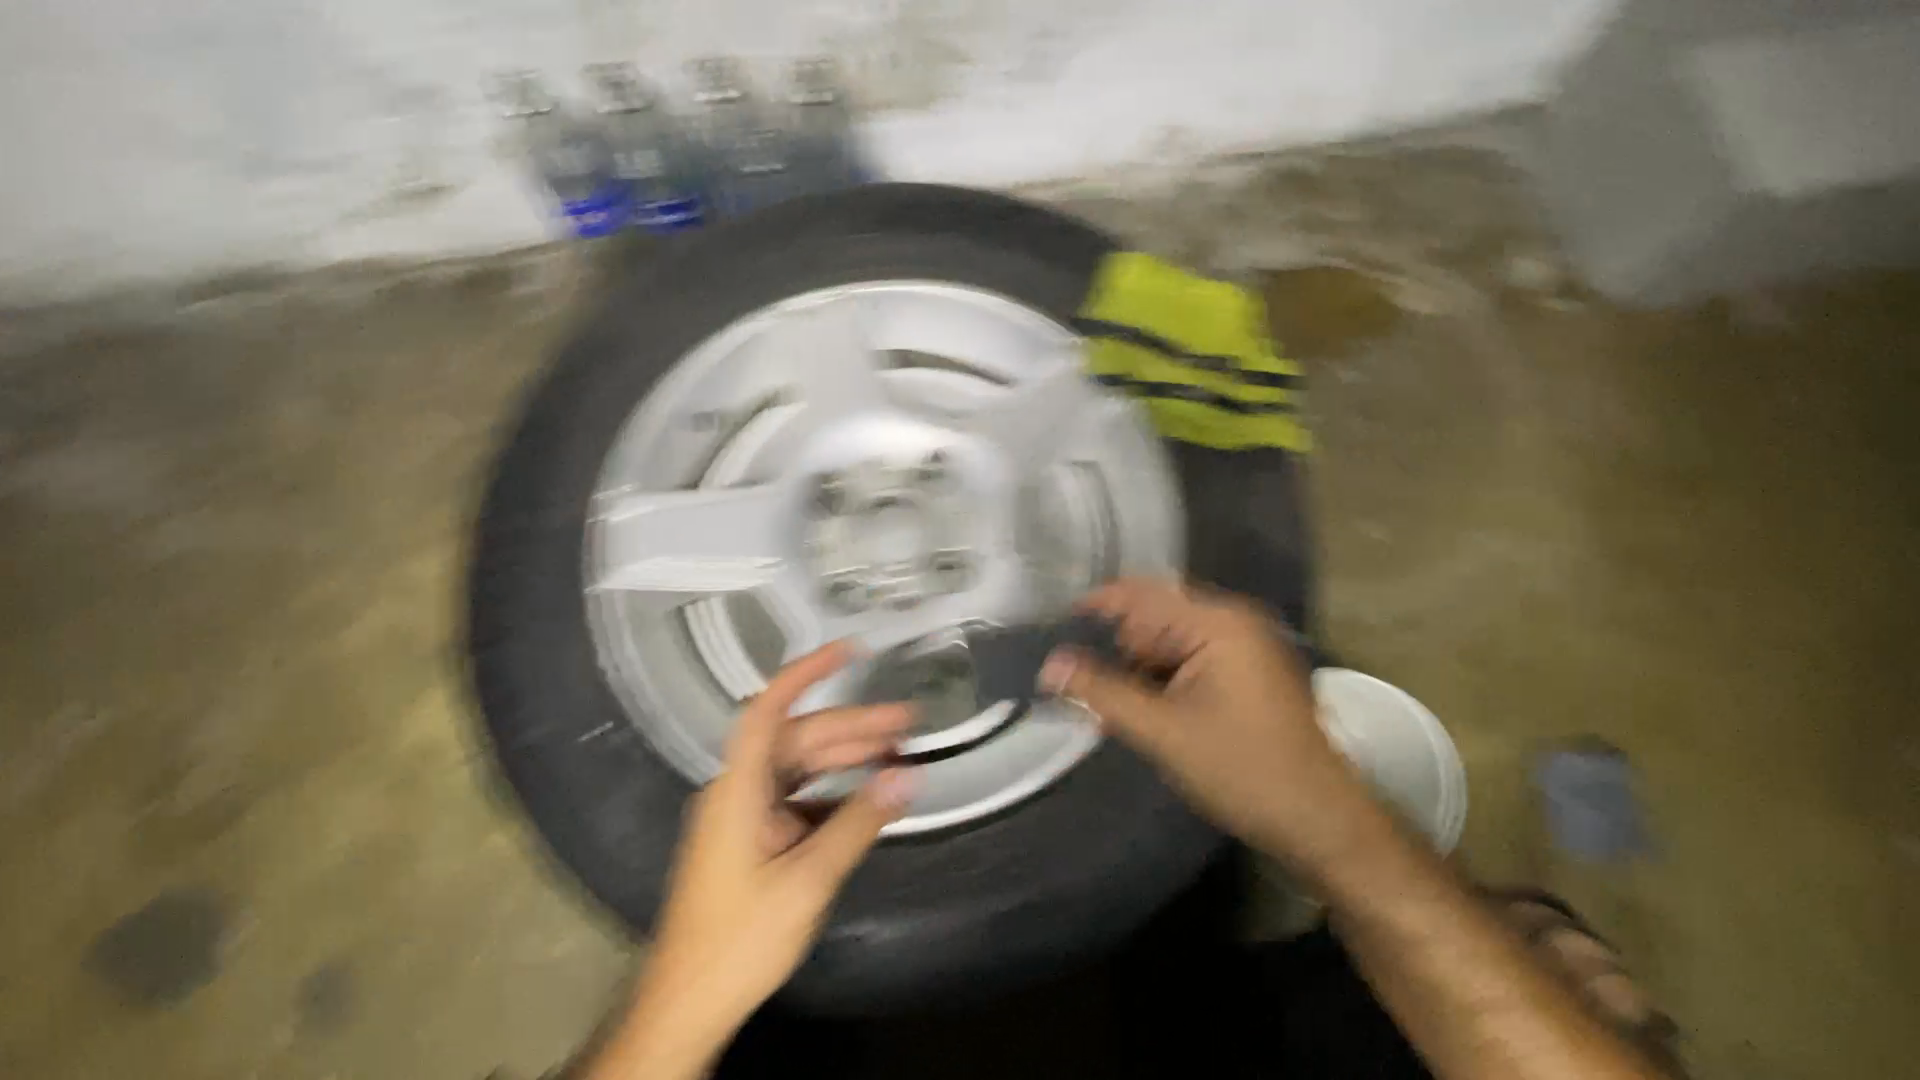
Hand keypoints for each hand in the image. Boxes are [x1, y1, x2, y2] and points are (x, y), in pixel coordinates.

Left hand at [613, 643, 916, 1076]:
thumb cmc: (740, 937)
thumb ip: (859, 823)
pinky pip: (797, 798)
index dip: (806, 673)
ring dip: (846, 758)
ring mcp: (743, 815)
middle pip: (797, 740)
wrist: (688, 1000)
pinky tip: (868, 794)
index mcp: (738, 789)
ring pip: (800, 768)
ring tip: (899, 750)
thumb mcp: (808, 879)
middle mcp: (737, 791)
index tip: (849, 651)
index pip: (768, 709)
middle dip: (852, 727)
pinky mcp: (752, 839)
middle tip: (907, 722)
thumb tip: (907, 778)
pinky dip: (833, 791)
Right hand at [1040, 579, 1383, 878]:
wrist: (1319, 821)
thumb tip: (1051, 665)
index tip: (1053, 628)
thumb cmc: (1243, 771)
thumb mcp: (1163, 732)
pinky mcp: (1247, 674)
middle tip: (1078, 679)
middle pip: (1157, 616)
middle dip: (1118, 645)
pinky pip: (1191, 659)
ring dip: (1138, 666)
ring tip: (1105, 700)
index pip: (1143, 594)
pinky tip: (1142, 709)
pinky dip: (1162, 678)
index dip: (1096, 606)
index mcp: (1218, 623)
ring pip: (1171, 641)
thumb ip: (1102, 693)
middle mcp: (1234, 623)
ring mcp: (1245, 648)